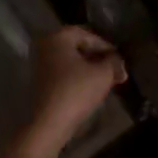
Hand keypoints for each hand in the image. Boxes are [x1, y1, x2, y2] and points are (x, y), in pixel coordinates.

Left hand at [27, 27, 125, 146]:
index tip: (118, 59)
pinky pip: (62, 74)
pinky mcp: (39, 83)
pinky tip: (89, 88)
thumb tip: (118, 63)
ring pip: (69, 62)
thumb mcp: (103, 74)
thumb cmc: (77, 91)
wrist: (50, 122)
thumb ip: (114, 63)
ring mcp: (39, 66)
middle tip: (114, 69)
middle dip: (97, 58)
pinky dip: (76, 77)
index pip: (86, 35)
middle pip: (76, 48)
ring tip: (105, 80)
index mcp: (57, 38)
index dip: (105, 46)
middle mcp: (44, 47)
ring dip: (88, 69)